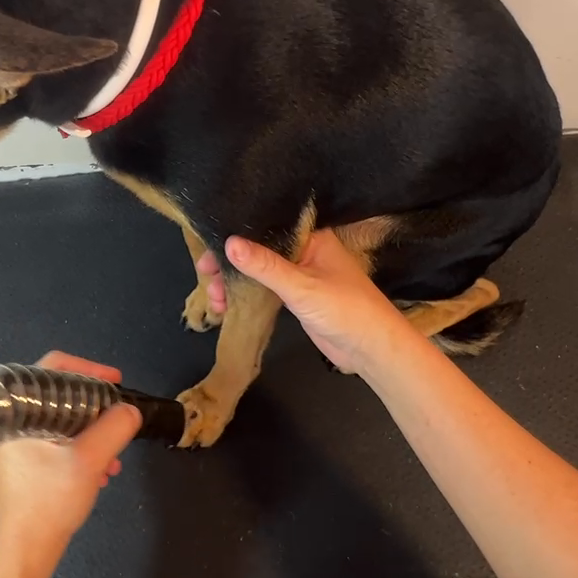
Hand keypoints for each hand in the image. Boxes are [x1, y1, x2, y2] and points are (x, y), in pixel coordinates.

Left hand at [0, 352, 140, 557]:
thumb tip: (130, 410)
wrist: (26, 549)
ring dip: (92, 431)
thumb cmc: (51, 500)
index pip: (53, 367)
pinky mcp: (24, 460)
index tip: (116, 382)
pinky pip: (57, 438)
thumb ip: (114, 429)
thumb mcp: (90, 460)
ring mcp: (17, 441)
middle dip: (95, 407)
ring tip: (114, 456)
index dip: (89, 368)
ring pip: (62, 419)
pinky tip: (101, 470)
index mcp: (19, 410)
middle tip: (119, 415)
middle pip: (60, 394)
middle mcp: (13, 419)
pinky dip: (81, 446)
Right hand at [216, 231, 414, 374]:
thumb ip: (265, 266)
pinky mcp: (298, 297)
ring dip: (235, 282)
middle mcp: (304, 251)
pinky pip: (265, 289)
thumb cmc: (345, 309)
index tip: (208, 248)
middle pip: (258, 250)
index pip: (266, 227)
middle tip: (204, 275)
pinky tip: (228, 306)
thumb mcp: (301, 286)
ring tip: (214, 299)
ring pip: (259, 271)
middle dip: (230, 263)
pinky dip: (247, 296)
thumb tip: (229, 243)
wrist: (373, 350)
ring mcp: (300, 275)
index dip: (235, 235)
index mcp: (311, 238)